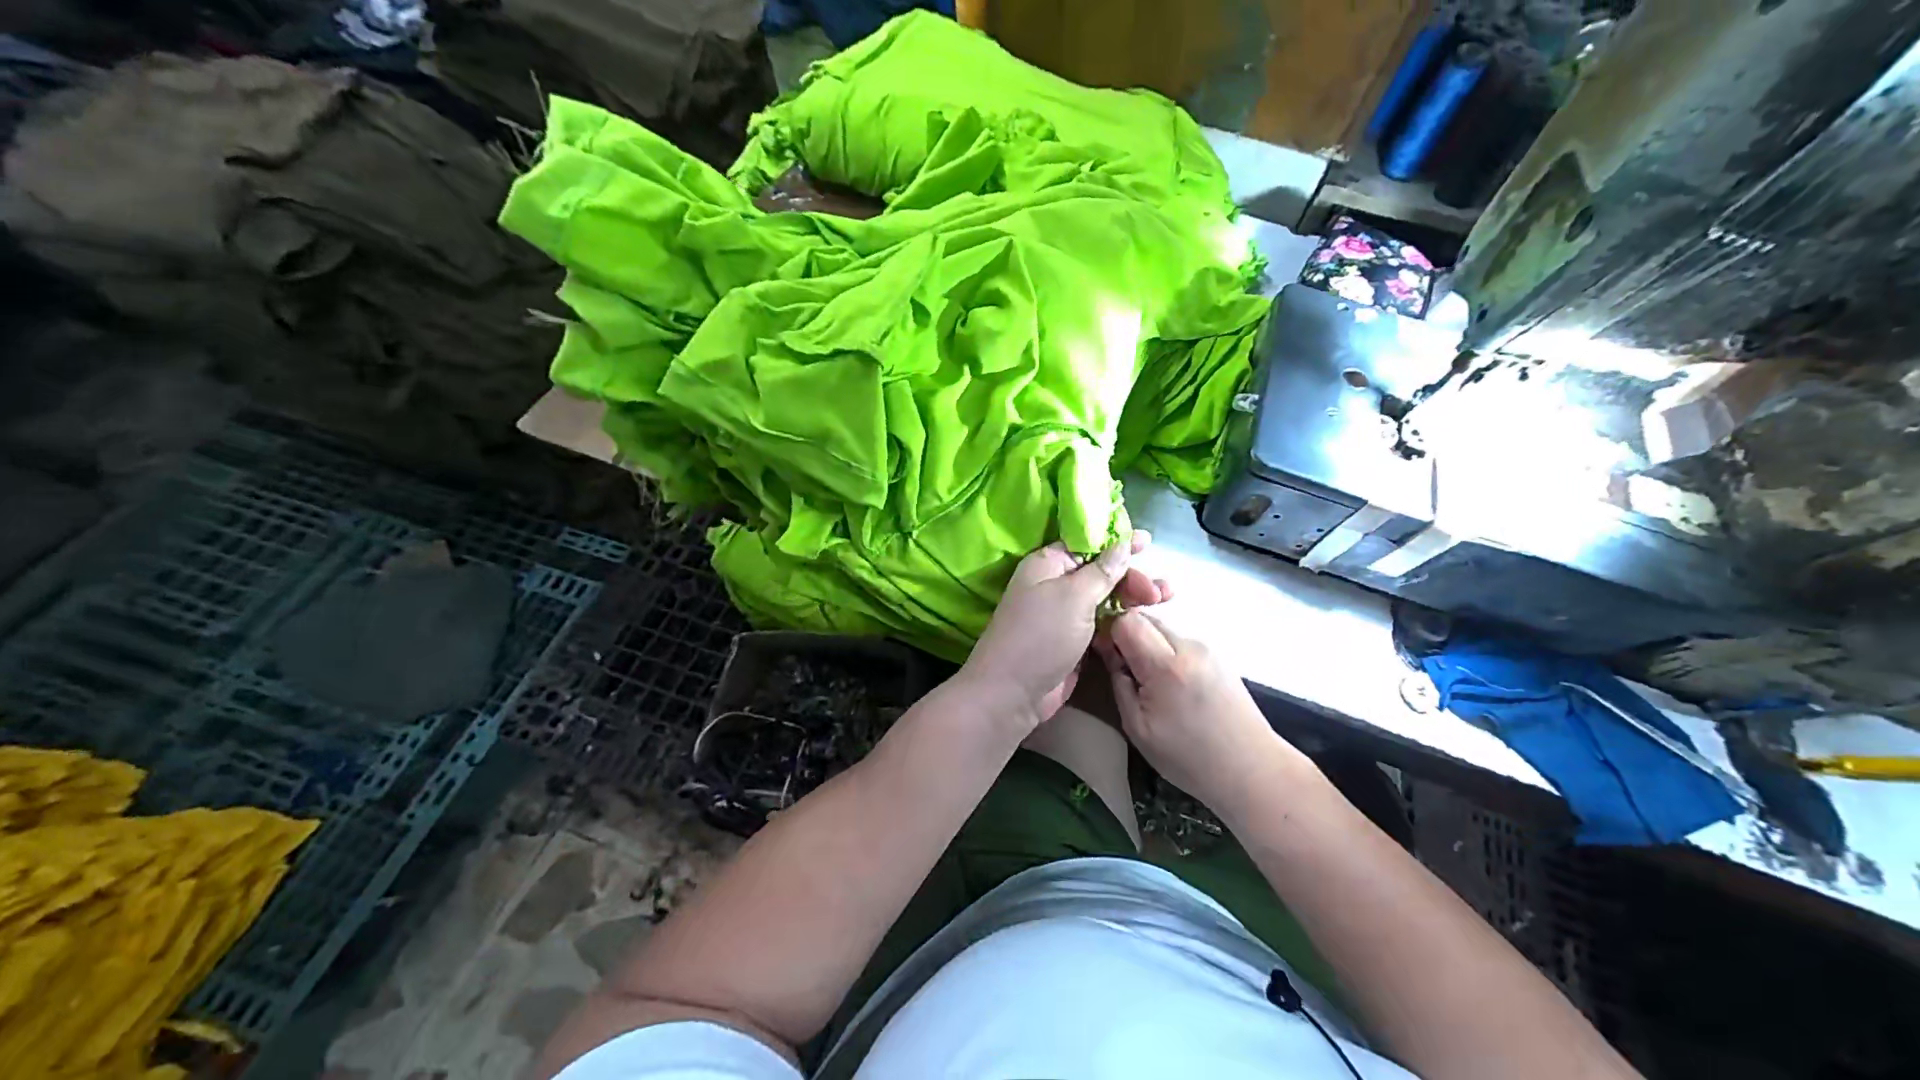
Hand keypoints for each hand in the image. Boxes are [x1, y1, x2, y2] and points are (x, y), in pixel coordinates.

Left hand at [962, 532, 1169, 730]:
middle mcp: (1056, 584)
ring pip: (1106, 598)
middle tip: (1159, 591)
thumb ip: (1102, 571)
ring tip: (1165, 600)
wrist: (1013, 693)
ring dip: (1133, 597)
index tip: (1148, 542)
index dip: (1117, 542)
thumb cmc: (1041, 635)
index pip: (1087, 544)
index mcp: (1048, 564)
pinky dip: (1123, 619)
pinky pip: (1103, 622)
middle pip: (1101, 571)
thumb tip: (1123, 543)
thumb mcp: (1074, 595)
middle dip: (1131, 576)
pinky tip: (1146, 620)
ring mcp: (1066, 614)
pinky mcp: (1075, 639)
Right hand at [1095, 611, 1310, 816]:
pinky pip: (1181, 643)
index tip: (1108, 657)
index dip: (1110, 634)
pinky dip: (1168, 655)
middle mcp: (1190, 647)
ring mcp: (1208, 649)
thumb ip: (1119, 683)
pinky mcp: (1219, 657)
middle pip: (1146, 619)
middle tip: (1127, 672)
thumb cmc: (1189, 758)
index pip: (1126, 620)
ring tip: (1152, 685)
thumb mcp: (1137, 727)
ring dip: (1149, 647)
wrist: (1252, 769)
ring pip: (1164, 631)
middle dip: (1129, 638)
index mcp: (1166, 665)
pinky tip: (1174, 687)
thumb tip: (1110, 654)